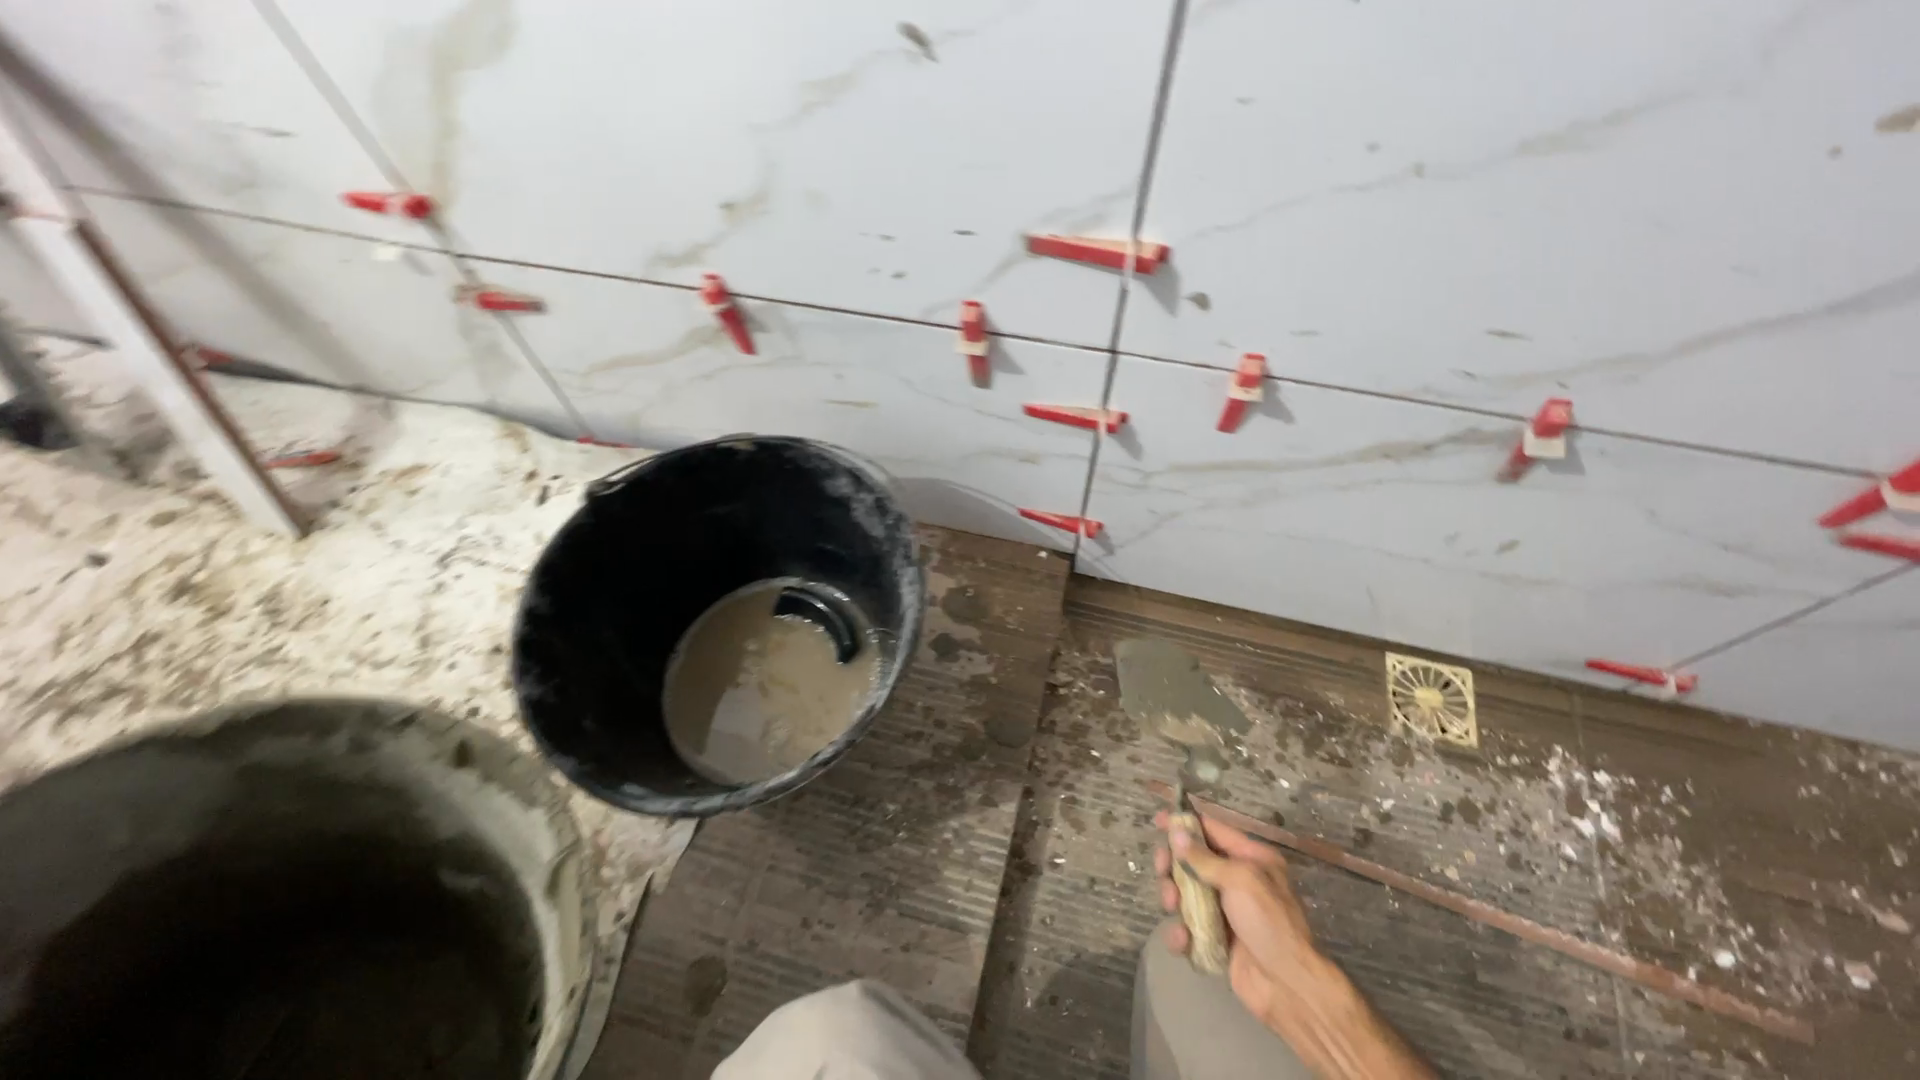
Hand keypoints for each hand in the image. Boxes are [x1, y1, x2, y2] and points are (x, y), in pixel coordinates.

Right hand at [1153, 811, 1434, 1078]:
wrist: (1286, 984)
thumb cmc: (1269, 922)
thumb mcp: (1240, 880)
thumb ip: (1204, 857)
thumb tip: (1176, 831)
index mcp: (1251, 859)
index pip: (1213, 830)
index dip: (1185, 823)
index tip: (1157, 819)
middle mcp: (1236, 881)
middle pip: (1193, 861)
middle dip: (1173, 864)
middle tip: (1162, 870)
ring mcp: (1224, 911)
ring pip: (1185, 894)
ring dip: (1173, 897)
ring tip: (1173, 906)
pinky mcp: (1214, 938)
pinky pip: (1187, 927)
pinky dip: (1180, 932)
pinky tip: (1183, 938)